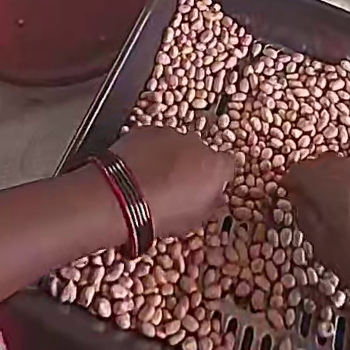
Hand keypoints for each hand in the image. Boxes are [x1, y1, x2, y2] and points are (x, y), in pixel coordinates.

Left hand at [111, 125, 234, 237]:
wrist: (122, 196)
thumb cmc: (160, 212)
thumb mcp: (194, 220)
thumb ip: (211, 205)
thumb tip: (215, 199)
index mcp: (215, 167)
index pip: (227, 165)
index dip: (218, 176)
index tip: (210, 186)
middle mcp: (196, 144)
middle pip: (201, 152)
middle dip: (193, 164)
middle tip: (179, 185)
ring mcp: (170, 134)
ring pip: (176, 143)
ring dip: (170, 156)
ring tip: (154, 178)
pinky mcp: (145, 130)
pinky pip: (153, 138)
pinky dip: (149, 149)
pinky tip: (139, 168)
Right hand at [286, 153, 349, 324]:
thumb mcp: (323, 247)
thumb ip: (306, 214)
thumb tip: (297, 195)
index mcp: (340, 197)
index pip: (305, 170)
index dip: (291, 177)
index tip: (286, 187)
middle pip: (326, 160)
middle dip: (309, 171)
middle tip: (300, 188)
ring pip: (345, 168)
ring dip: (329, 176)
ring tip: (323, 199)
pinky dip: (348, 185)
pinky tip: (347, 208)